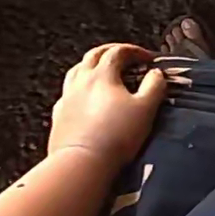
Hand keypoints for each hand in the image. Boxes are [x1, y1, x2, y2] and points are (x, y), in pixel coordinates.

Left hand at [49, 44, 166, 166]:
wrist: (81, 164)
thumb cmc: (117, 134)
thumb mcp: (146, 108)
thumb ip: (154, 85)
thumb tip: (156, 73)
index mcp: (103, 75)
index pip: (118, 51)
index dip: (135, 51)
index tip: (148, 59)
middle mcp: (81, 81)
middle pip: (94, 56)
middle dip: (111, 51)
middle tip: (126, 56)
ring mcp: (67, 98)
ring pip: (76, 71)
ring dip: (92, 66)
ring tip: (104, 72)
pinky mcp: (59, 116)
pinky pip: (68, 93)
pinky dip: (80, 88)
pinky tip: (86, 97)